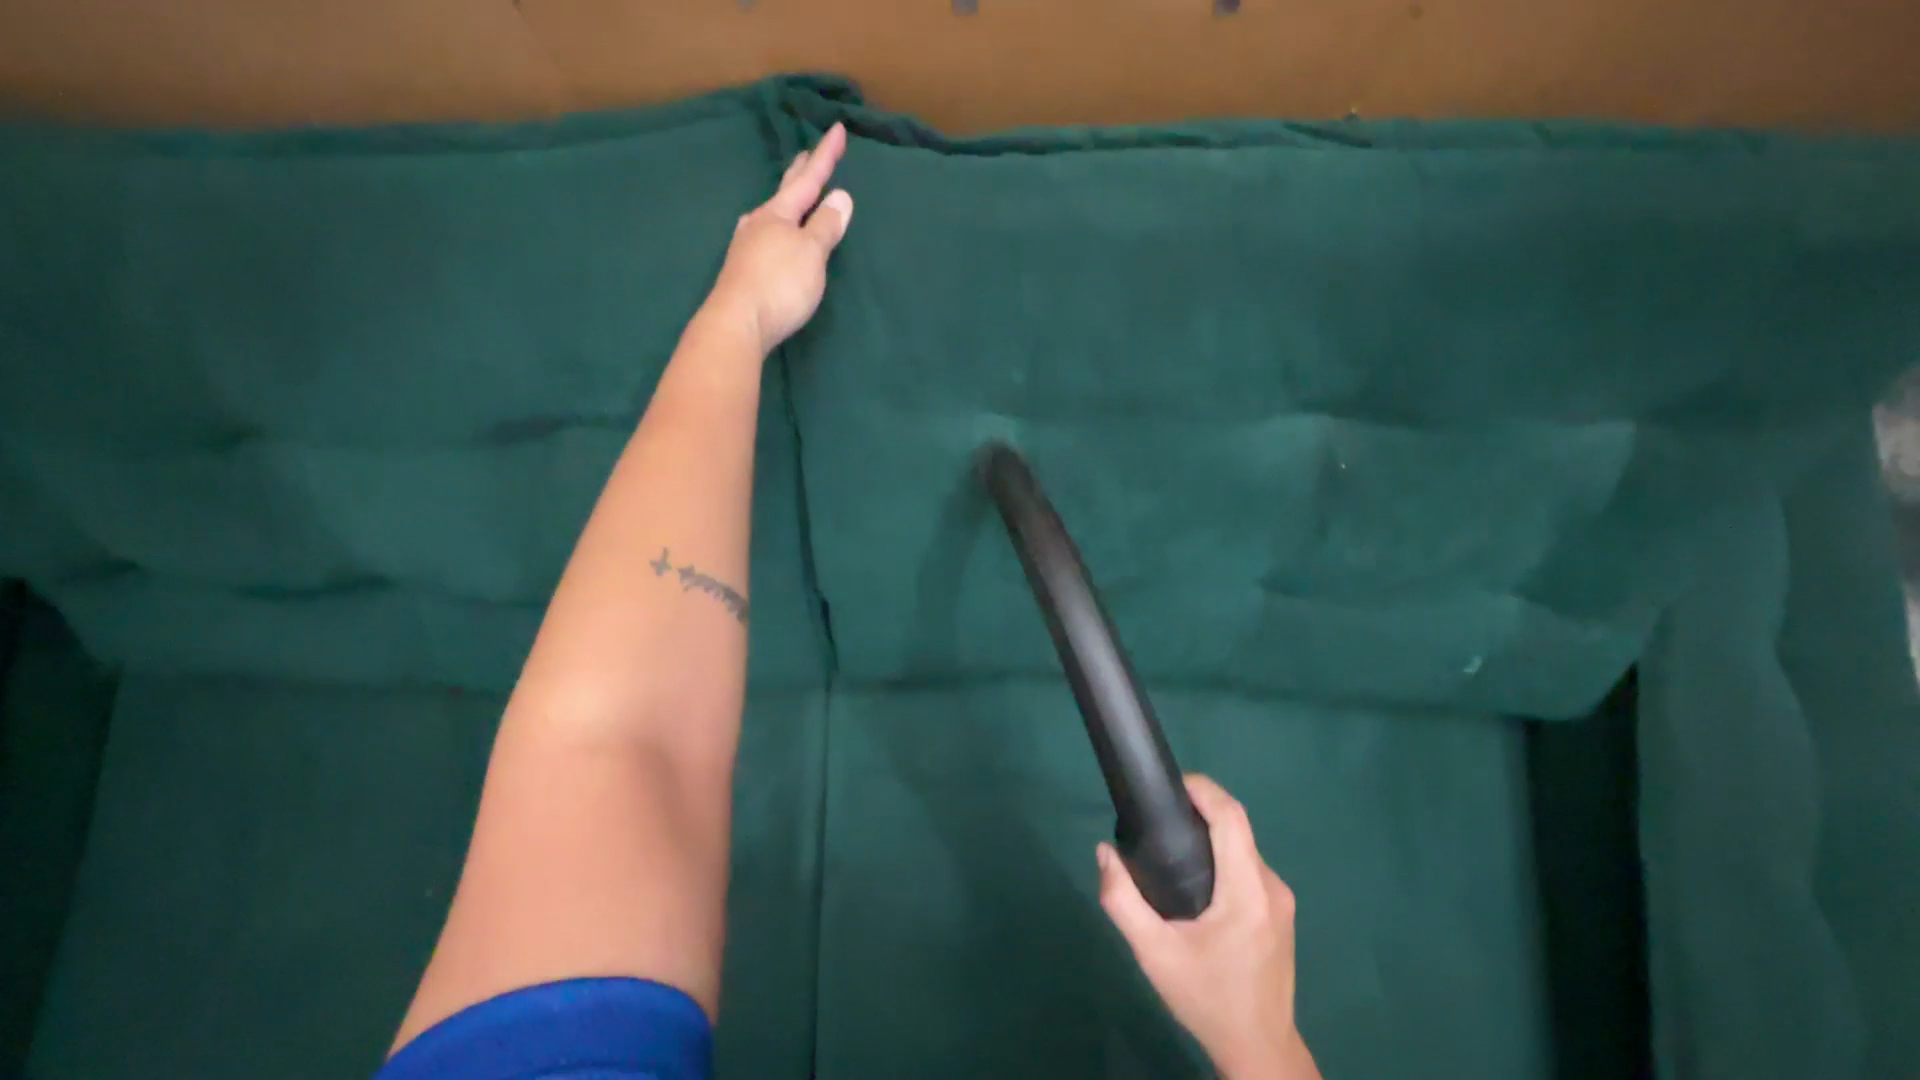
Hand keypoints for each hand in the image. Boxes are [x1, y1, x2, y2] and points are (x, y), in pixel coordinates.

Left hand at [703, 122, 854, 354]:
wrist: (737, 324)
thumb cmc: (779, 284)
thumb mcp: (811, 253)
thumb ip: (826, 225)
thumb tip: (839, 196)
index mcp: (778, 213)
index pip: (809, 179)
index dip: (826, 156)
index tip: (837, 128)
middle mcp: (759, 223)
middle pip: (785, 193)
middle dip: (799, 173)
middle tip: (806, 154)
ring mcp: (747, 247)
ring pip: (771, 215)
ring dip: (785, 202)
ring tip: (790, 195)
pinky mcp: (744, 271)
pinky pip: (766, 237)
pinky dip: (777, 227)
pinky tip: (769, 234)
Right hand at [1097, 776, 1319, 1079]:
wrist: (1258, 1048)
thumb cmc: (1206, 999)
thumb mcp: (1154, 954)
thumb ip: (1122, 901)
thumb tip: (1104, 852)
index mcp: (1247, 893)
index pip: (1232, 817)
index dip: (1203, 789)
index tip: (1168, 785)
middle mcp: (1272, 887)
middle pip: (1237, 828)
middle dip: (1199, 811)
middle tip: (1157, 818)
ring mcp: (1282, 900)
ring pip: (1244, 847)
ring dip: (1210, 836)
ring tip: (1169, 846)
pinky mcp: (1281, 911)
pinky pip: (1249, 867)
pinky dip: (1223, 858)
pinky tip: (1195, 879)